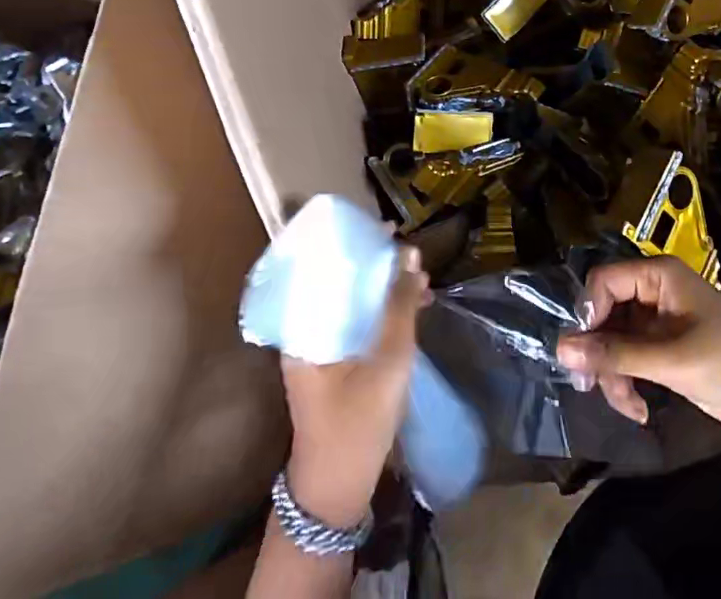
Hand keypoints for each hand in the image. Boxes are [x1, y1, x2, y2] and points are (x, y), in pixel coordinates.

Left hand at [281, 245, 429, 528]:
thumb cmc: (356, 424)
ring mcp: (318, 349)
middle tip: (408, 254)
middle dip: (374, 265)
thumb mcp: (386, 363)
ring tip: (417, 278)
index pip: (320, 266)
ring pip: (350, 303)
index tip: (383, 229)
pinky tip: (410, 308)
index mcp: (302, 325)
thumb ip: (398, 308)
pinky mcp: (334, 363)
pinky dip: (381, 313)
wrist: (336, 490)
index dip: (351, 242)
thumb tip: (408, 255)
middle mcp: (304, 330)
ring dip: (382, 290)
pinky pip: (356, 324)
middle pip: (337, 282)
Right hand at [556, 256, 720, 428]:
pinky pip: (625, 358)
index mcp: (656, 276)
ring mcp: (654, 322)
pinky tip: (638, 409)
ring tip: (626, 405)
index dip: (588, 311)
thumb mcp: (672, 360)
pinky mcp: (660, 348)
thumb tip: (560, 349)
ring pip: (610, 340)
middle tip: (586, 384)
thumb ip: (616, 354)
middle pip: (602, 312)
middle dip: (597, 351)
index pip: (602, 281)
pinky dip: (626, 382)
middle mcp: (651, 292)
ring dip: (612, 373)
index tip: (583, 349)